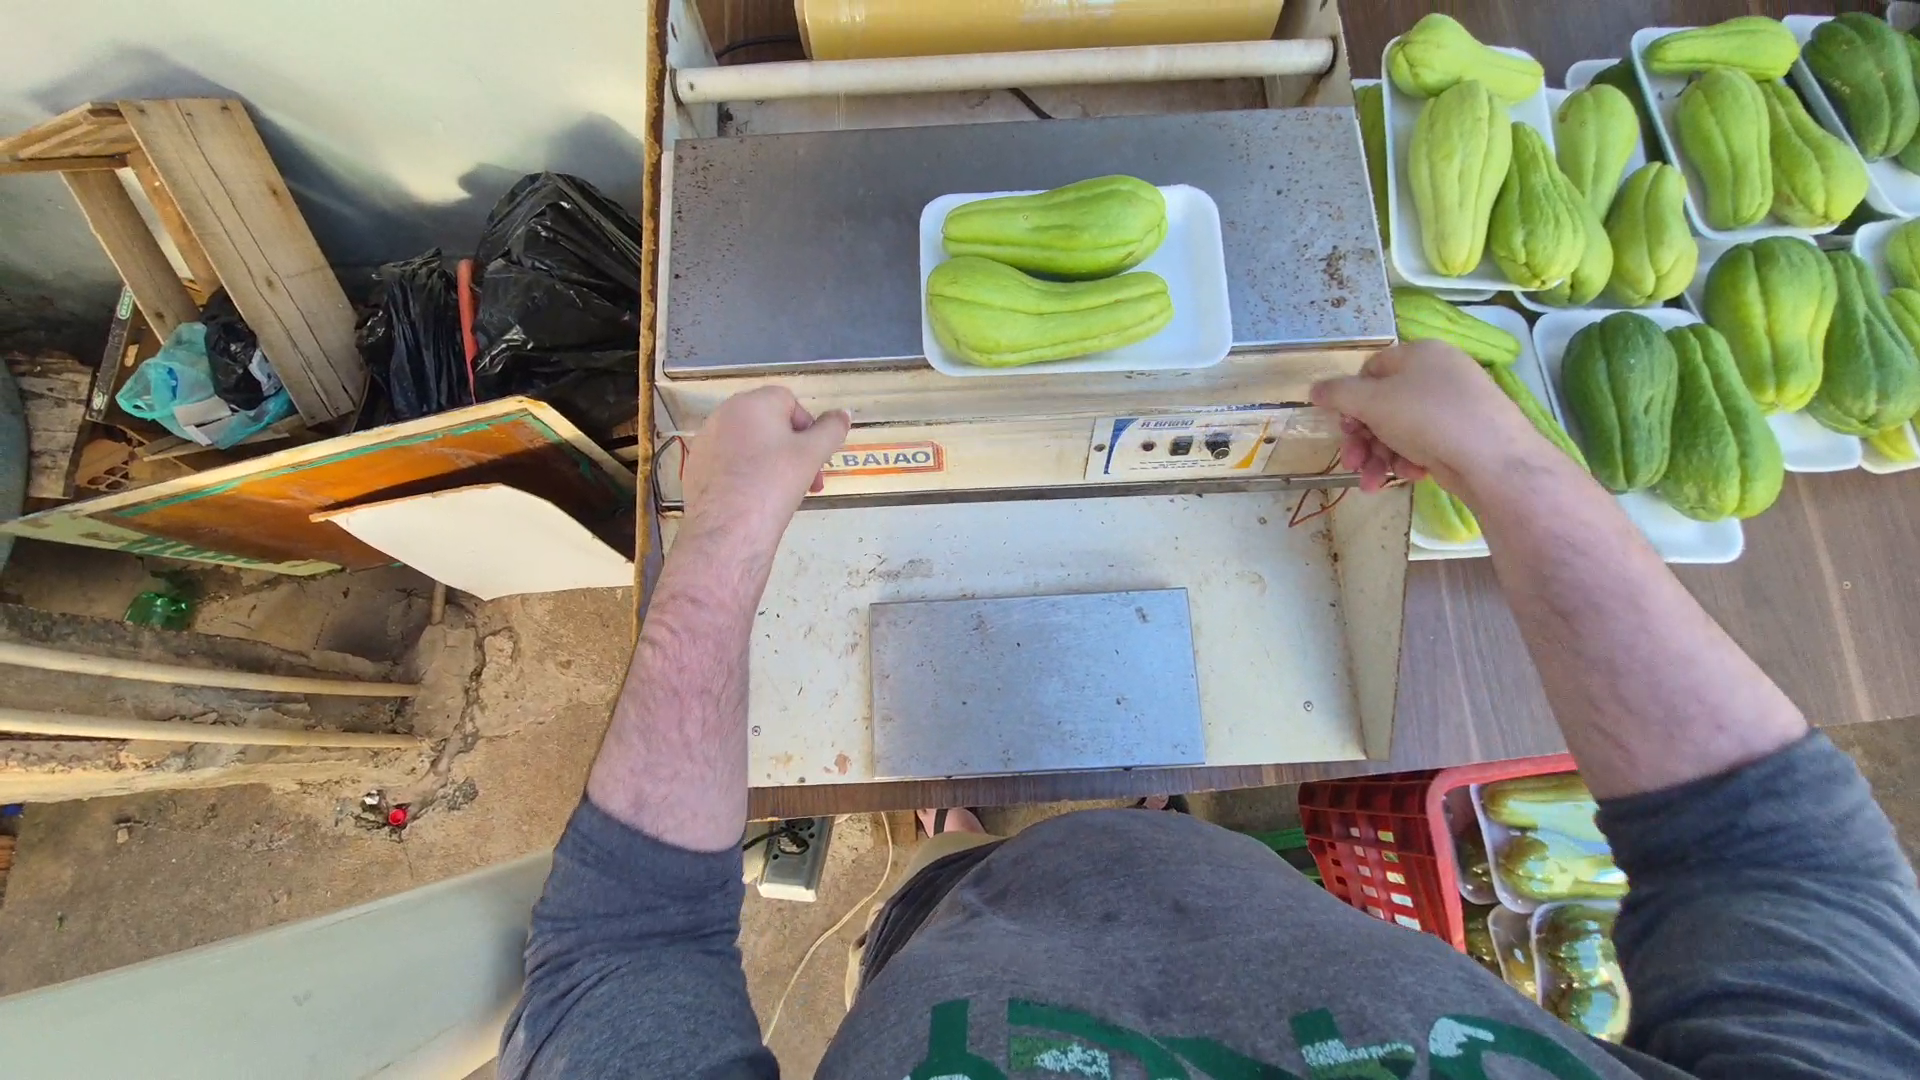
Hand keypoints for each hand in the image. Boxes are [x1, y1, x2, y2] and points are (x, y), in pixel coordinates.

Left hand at [681, 387, 849, 553]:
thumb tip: (843, 413)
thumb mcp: (812, 455)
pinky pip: (730, 462)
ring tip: (781, 493)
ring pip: (750, 444)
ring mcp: (705, 441)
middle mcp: (723, 414)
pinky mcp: (696, 467)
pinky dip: (747, 474)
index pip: (789, 401)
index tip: (814, 458)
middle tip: (805, 480)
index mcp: (751, 403)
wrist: (727, 529)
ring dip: (771, 462)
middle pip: (768, 423)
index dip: (808, 429)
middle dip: (792, 449)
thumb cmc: (773, 483)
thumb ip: (832, 430)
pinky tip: (755, 500)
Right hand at [1310, 340, 1536, 495]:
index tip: (1343, 425)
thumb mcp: (1371, 401)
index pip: (1370, 370)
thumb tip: (1315, 389)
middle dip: (1361, 440)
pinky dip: (1407, 462)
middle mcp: (1437, 375)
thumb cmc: (1426, 418)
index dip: (1350, 399)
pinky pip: (1421, 444)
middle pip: (1380, 406)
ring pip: (1397, 431)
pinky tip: (1408, 476)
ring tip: (1372, 483)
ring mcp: (1451, 405)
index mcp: (1419, 354)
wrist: (1493, 458)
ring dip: (1378, 458)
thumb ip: (1337, 394)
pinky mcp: (1460, 434)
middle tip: (1351, 462)